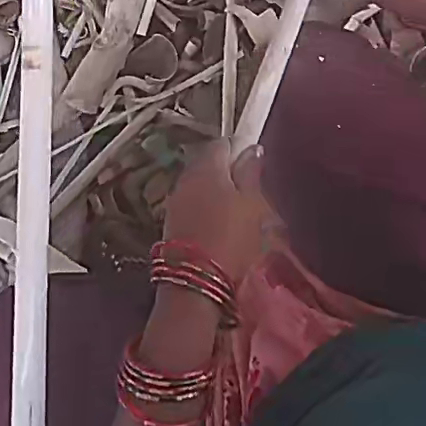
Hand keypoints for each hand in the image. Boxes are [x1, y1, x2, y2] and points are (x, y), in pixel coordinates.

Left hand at [160, 140, 277, 283]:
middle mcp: (185, 177)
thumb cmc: (231, 238)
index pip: (223, 143)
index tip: (254, 167)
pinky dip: (205, 207)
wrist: (195, 282)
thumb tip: (251, 149)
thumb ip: (250, 172)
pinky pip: (192, 203)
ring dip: (216, 191)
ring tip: (236, 212)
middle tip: (250, 192)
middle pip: (209, 162)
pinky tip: (219, 225)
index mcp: (206, 167)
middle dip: (228, 171)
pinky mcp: (171, 221)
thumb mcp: (252, 204)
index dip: (240, 150)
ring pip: (200, 184)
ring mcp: (175, 200)